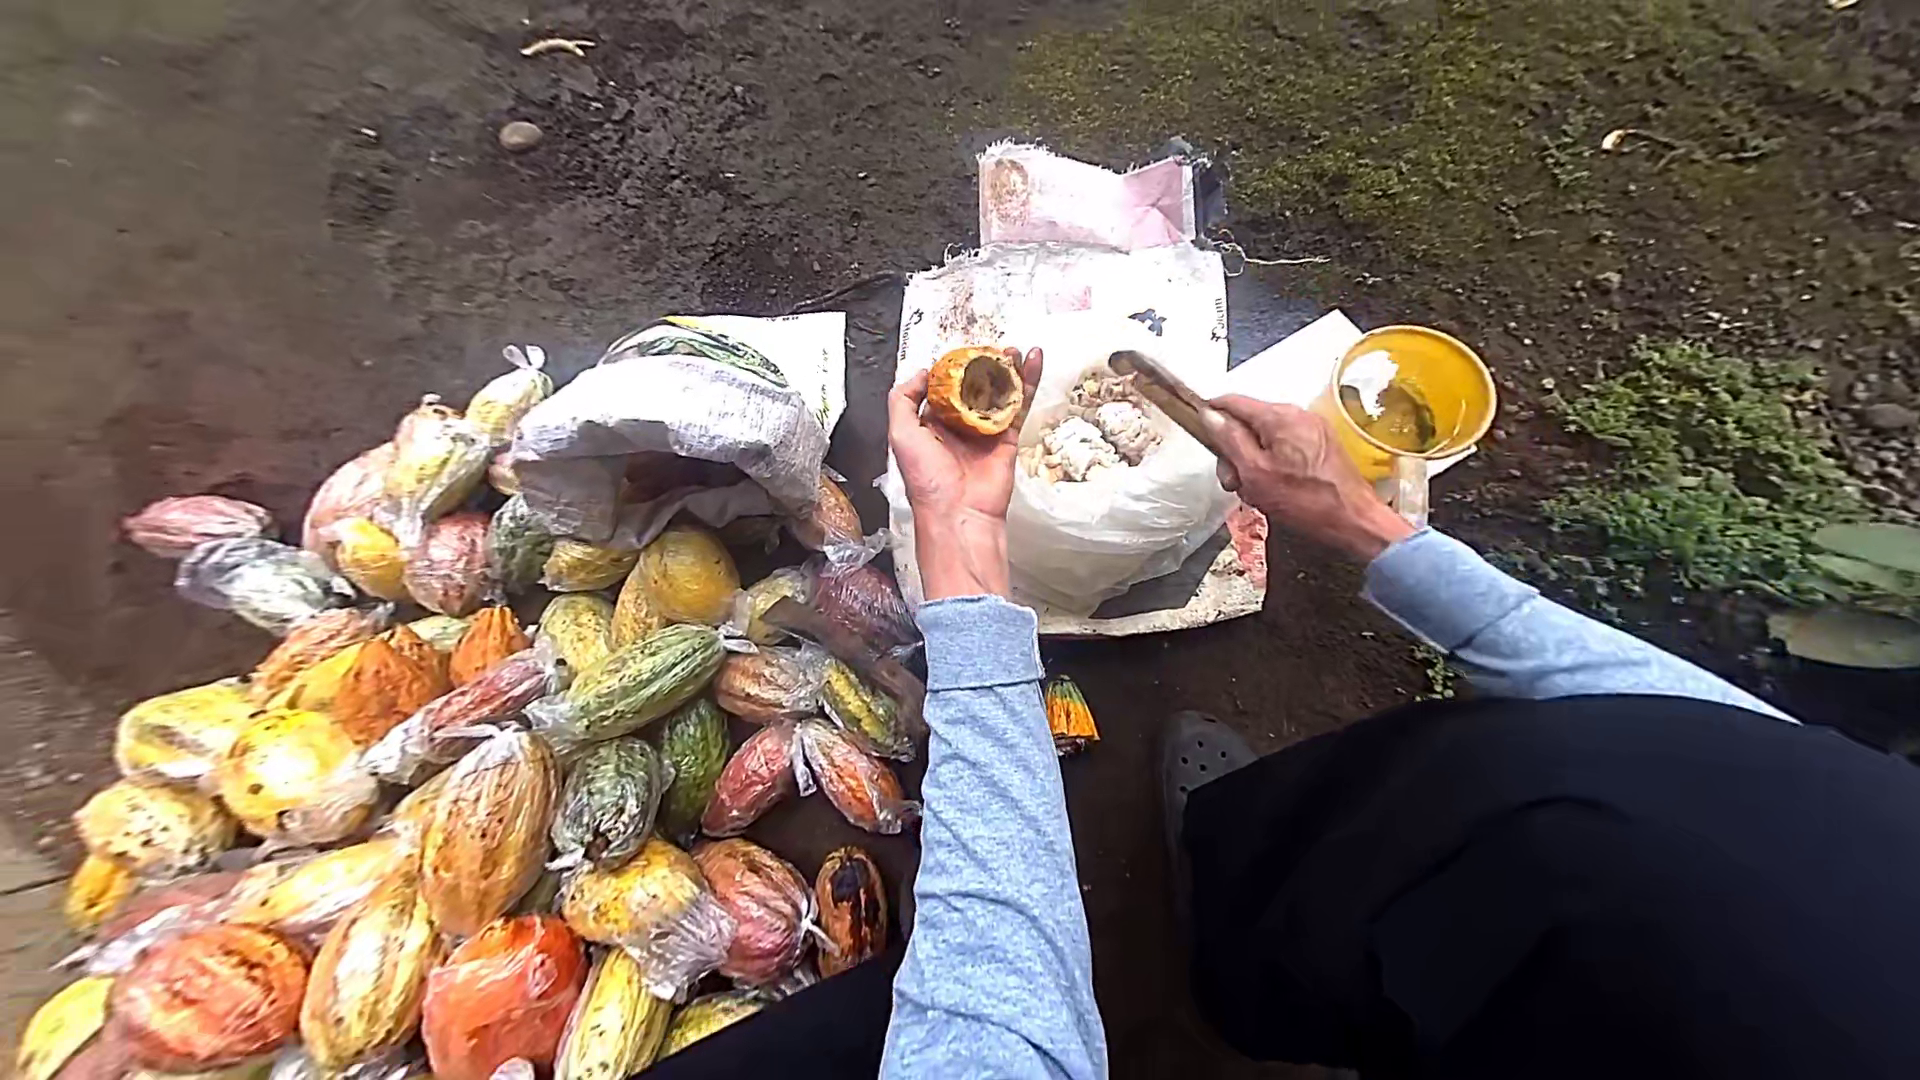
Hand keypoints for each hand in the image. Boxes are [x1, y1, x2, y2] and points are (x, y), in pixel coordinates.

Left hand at [888, 347, 1042, 599]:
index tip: (962, 352)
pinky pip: (1019, 406)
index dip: (953, 368)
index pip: (943, 388)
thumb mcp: (900, 433)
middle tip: (992, 348)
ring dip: (1007, 369)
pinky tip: (1032, 361)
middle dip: (984, 365)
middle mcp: (959, 428)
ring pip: (999, 393)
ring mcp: (985, 433)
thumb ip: (902, 399)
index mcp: (931, 425)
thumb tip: (922, 372)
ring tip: (1012, 349)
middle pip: (975, 387)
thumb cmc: (926, 480)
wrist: (958, 513)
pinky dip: (1028, 383)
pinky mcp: (1007, 440)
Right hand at [1204, 395, 1414, 561]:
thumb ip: (1229, 440)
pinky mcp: (1320, 444)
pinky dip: (1269, 462)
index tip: (1200, 438)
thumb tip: (1208, 414)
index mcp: (1279, 416)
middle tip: (1232, 482)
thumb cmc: (1301, 500)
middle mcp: (1297, 414)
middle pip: (1247, 422)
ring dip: (1249, 461)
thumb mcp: (1254, 472)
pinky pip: (1282, 445)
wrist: (1353, 521)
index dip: (1210, 415)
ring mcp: (1311, 428)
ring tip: (1254, 491)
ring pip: (1263, 436)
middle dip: (1232, 450)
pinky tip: (1271, 487)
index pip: (1231, 401)